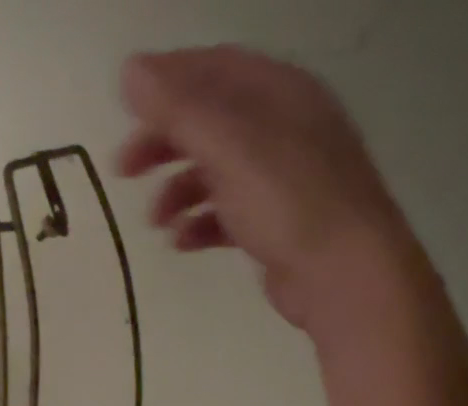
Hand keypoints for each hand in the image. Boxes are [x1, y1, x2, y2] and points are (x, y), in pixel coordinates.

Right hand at [118, 46, 421, 330]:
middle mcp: (284, 126)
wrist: (345, 275)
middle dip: (162, 143)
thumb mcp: (228, 147)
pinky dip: (199, 223)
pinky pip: (227, 212)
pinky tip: (182, 242)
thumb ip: (177, 108)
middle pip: (209, 120)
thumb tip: (129, 70)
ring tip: (155, 221)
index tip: (122, 110)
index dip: (165, 82)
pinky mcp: (278, 221)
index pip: (213, 68)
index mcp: (279, 92)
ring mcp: (283, 176)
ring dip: (176, 190)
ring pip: (214, 170)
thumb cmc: (288, 202)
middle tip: (123, 171)